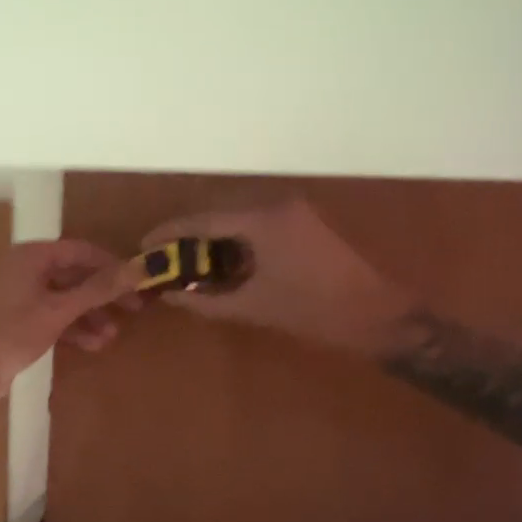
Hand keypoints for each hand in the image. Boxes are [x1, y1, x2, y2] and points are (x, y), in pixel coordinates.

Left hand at [0, 239, 139, 396]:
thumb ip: (98, 289)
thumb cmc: (17, 333)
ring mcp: (22, 293)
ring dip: (90, 316)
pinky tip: (93, 344)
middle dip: (102, 296)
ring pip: (66, 297)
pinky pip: (55, 314)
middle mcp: (25, 267)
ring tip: (111, 336)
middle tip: (134, 310)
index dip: (110, 265)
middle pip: (74, 275)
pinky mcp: (21, 316)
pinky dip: (73, 326)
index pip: (79, 250)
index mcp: (31, 255)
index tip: (136, 281)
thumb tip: (138, 269)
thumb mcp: (61, 310)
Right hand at [140, 199, 416, 353]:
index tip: (144, 247)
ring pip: (238, 219)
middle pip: (218, 214)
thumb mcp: (252, 307)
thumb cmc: (313, 312)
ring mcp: (294, 212)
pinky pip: (257, 225)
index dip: (169, 234)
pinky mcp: (304, 224)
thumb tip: (170, 294)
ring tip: (187, 265)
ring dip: (211, 239)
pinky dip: (235, 242)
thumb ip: (205, 299)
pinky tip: (222, 265)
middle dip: (187, 236)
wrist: (376, 315)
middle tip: (163, 259)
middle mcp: (277, 205)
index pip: (202, 219)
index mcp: (263, 220)